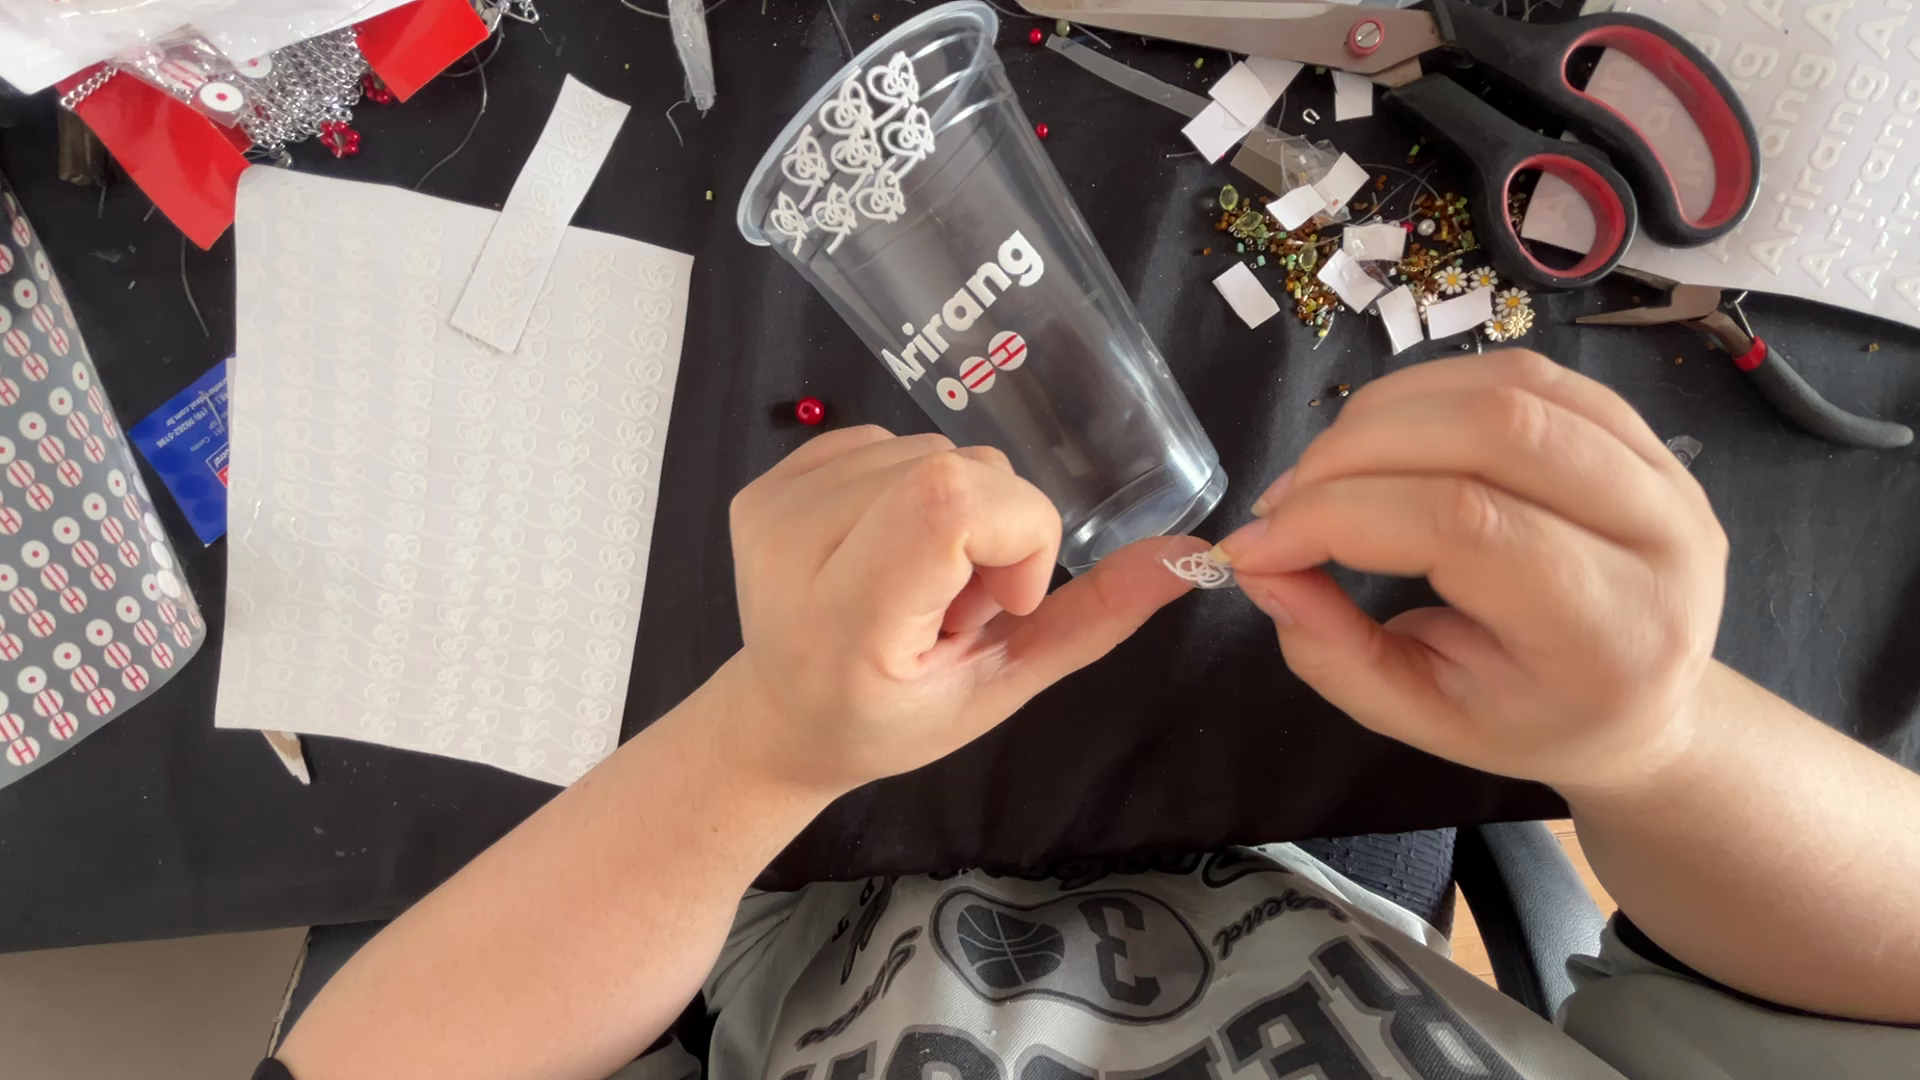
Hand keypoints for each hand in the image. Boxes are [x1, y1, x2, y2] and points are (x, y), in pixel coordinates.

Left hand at [720, 425, 1204, 796]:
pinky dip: (913, 489)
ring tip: (916, 580)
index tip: (1001, 599)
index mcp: (847, 619)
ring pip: (928, 448)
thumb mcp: (999, 690)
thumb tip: (1184, 554)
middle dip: (992, 529)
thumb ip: (1091, 620)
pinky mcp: (769, 478)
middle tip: (953, 602)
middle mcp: (794, 545)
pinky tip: (885, 545)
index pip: (951, 501)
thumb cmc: (890, 723)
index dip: (1015, 533)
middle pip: (953, 467)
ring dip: (952, 509)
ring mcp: (774, 503)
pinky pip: (888, 441)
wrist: (783, 716)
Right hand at [1216, 352, 1726, 792]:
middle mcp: (1660, 532)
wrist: (1639, 701)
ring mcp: (1660, 466)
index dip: (1334, 518)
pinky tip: (1373, 443)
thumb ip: (1330, 651)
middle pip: (1486, 430)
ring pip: (1498, 389)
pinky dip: (1414, 396)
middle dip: (1344, 457)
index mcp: (1610, 631)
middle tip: (1278, 508)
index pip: (1462, 526)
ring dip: (1372, 420)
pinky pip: (1511, 373)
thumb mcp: (1413, 715)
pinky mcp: (1632, 427)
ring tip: (1318, 478)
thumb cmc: (1519, 718)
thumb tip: (1255, 564)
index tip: (1252, 549)